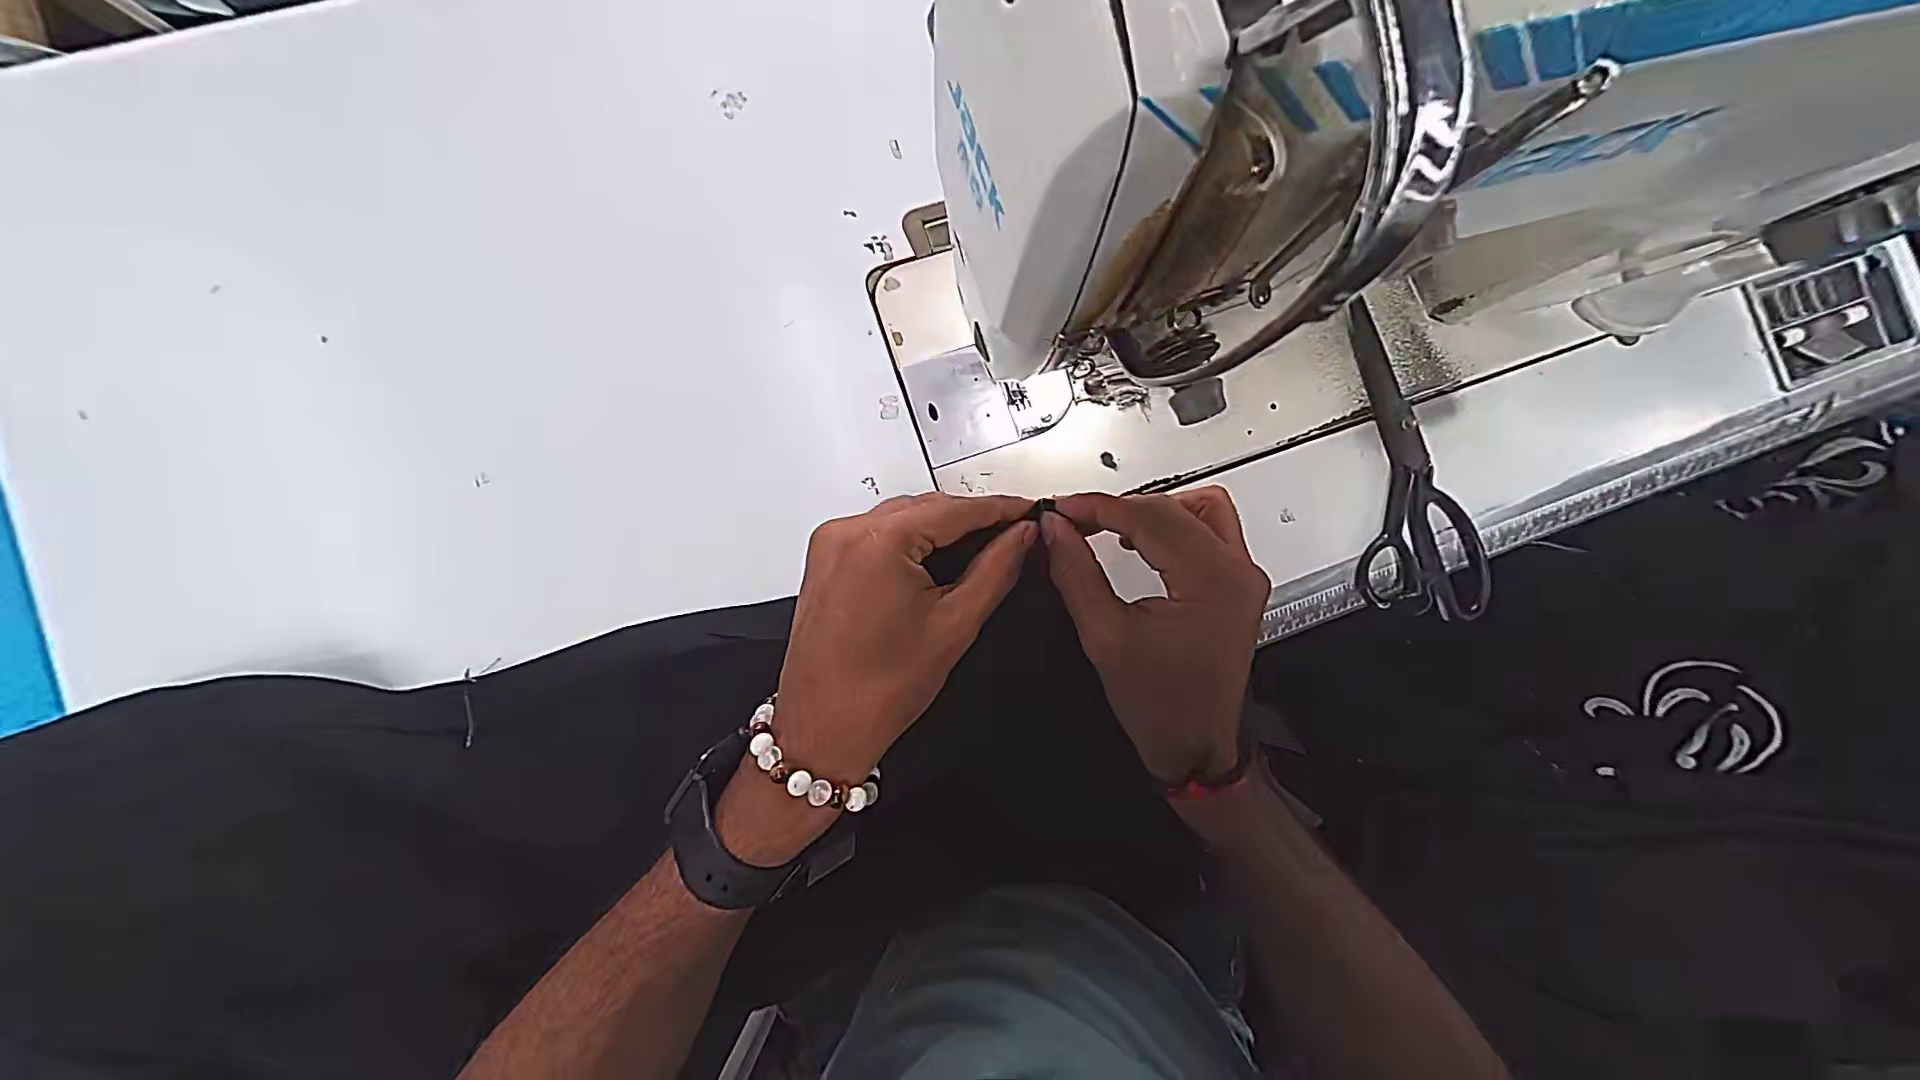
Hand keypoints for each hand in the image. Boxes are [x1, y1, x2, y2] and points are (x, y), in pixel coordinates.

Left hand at [717, 493, 1035, 864]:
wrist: (824, 726)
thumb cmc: (874, 690)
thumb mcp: (955, 624)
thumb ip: (996, 569)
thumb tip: (1019, 539)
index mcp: (877, 543)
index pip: (955, 510)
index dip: (1000, 509)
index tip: (1025, 511)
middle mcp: (846, 534)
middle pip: (927, 507)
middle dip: (972, 516)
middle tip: (1012, 530)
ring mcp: (830, 545)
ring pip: (902, 516)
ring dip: (942, 526)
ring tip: (982, 544)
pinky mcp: (825, 560)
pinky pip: (878, 533)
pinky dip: (912, 539)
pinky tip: (937, 556)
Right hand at [1041, 487, 1269, 783]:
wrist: (1194, 744)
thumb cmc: (1162, 706)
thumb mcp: (1104, 635)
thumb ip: (1076, 572)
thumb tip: (1056, 530)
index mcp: (1212, 581)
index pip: (1148, 517)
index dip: (1097, 507)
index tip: (1063, 509)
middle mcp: (1238, 572)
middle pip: (1172, 506)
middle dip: (1117, 506)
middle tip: (1075, 518)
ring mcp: (1243, 577)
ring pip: (1198, 508)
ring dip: (1150, 509)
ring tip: (1108, 525)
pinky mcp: (1237, 584)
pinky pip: (1208, 529)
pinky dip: (1170, 524)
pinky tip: (1140, 538)